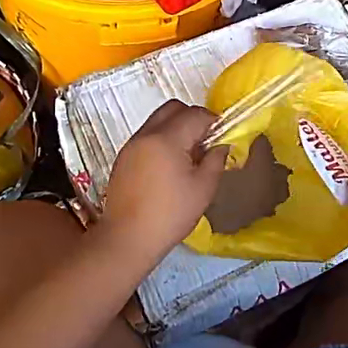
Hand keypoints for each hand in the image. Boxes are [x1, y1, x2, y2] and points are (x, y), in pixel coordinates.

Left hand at [98, 101, 229, 260]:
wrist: (128, 238)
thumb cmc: (170, 215)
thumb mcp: (204, 188)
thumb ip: (216, 160)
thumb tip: (221, 145)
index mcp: (166, 139)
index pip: (196, 114)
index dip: (214, 122)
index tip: (224, 138)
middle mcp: (146, 135)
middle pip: (174, 108)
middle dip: (194, 118)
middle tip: (206, 142)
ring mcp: (131, 145)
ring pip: (158, 120)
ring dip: (177, 128)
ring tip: (189, 156)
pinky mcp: (124, 158)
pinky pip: (148, 136)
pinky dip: (163, 140)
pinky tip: (171, 167)